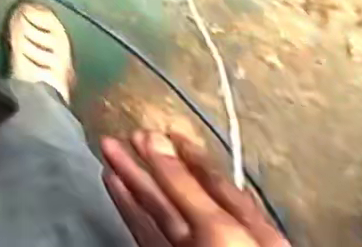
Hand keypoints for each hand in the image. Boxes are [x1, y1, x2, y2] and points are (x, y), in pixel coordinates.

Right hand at [100, 133, 288, 246]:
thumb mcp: (220, 230)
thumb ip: (184, 185)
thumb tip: (154, 136)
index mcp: (253, 233)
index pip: (219, 184)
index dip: (190, 154)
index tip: (164, 126)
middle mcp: (224, 242)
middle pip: (184, 194)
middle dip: (153, 161)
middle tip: (126, 132)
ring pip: (160, 211)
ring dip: (133, 178)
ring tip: (107, 147)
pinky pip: (146, 231)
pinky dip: (127, 205)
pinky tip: (111, 182)